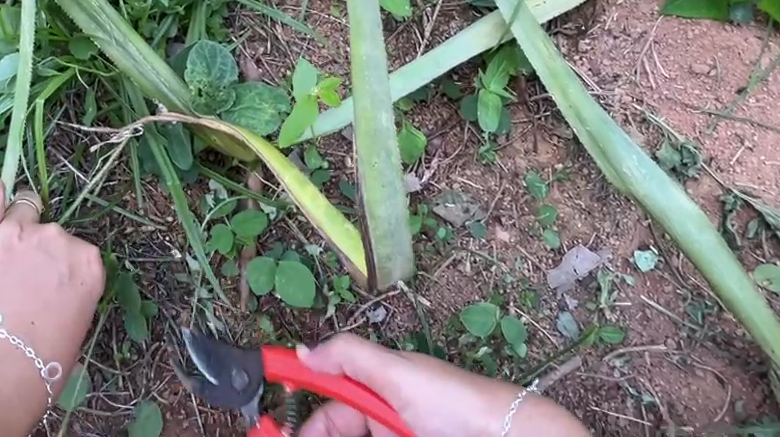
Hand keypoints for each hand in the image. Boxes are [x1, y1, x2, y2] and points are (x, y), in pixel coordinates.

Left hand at [0, 179, 104, 400]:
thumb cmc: (35, 372)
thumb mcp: (72, 340)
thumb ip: (71, 304)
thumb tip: (57, 305)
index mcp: (88, 264)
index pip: (82, 257)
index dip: (65, 276)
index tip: (53, 296)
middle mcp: (59, 238)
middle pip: (54, 234)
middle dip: (41, 256)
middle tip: (22, 290)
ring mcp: (19, 231)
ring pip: (24, 210)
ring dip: (18, 227)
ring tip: (3, 259)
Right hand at [297, 334, 588, 436]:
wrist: (509, 434)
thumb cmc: (451, 401)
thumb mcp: (397, 373)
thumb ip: (349, 356)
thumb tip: (302, 350)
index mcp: (375, 394)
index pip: (327, 411)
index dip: (299, 423)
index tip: (270, 430)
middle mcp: (383, 422)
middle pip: (337, 432)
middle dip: (314, 434)